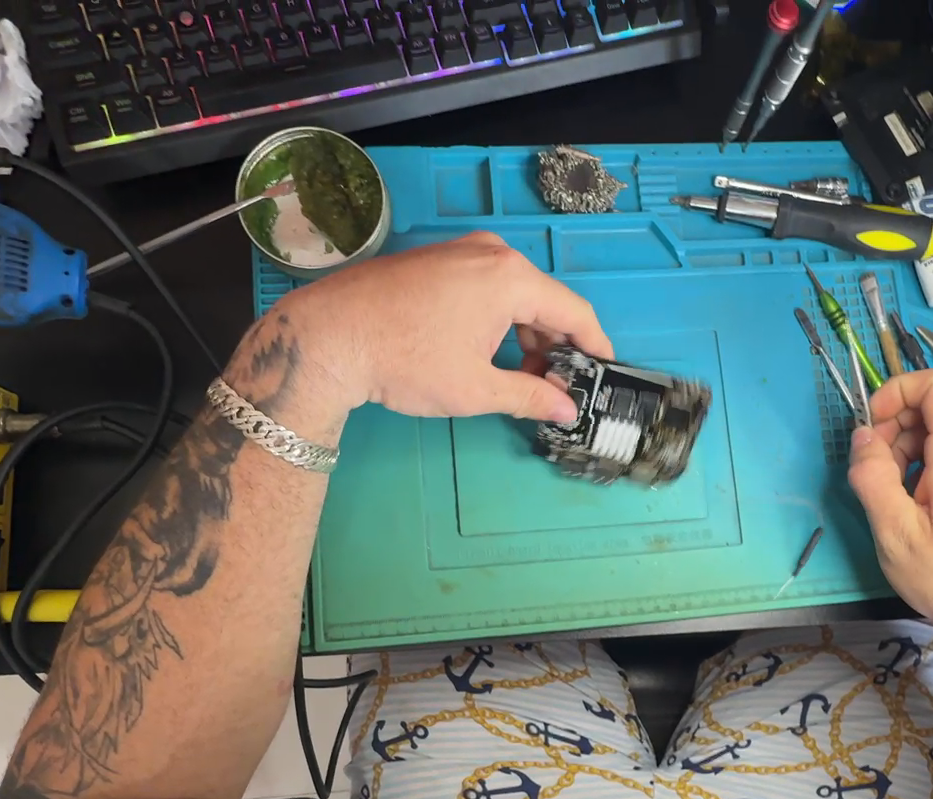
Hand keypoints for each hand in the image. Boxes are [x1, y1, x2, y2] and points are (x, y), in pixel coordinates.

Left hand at [261, 231, 609, 424]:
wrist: (327, 336)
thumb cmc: (406, 362)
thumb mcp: (475, 390)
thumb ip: (529, 398)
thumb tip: (565, 411)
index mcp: (512, 278)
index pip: (574, 312)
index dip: (595, 345)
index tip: (605, 371)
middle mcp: (492, 254)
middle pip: (544, 301)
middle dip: (556, 346)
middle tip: (556, 387)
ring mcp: (461, 251)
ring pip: (515, 294)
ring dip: (526, 334)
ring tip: (521, 377)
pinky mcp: (438, 259)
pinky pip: (487, 287)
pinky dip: (499, 319)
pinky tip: (489, 351)